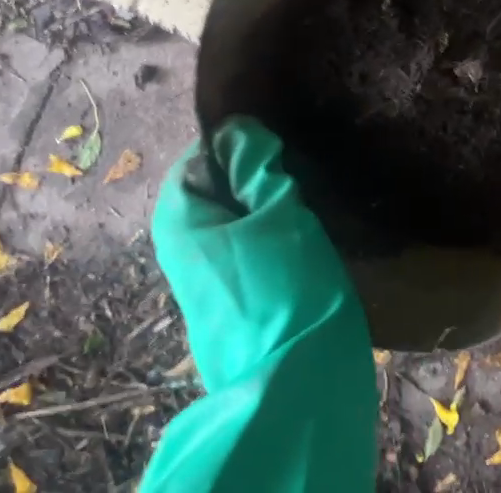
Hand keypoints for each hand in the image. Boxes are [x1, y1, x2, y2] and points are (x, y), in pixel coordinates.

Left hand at [142, 117, 376, 492]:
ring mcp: (207, 271)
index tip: (289, 136)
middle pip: (221, 184)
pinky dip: (277, 227)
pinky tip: (311, 228)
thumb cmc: (283, 282)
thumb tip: (240, 130)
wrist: (290, 371)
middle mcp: (183, 240)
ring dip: (273, 199)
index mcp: (182, 215)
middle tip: (309, 160)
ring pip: (240, 213)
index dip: (244, 140)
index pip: (204, 154)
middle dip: (260, 169)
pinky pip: (251, 240)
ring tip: (317, 190)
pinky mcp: (235, 291)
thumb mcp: (279, 213)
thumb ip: (257, 168)